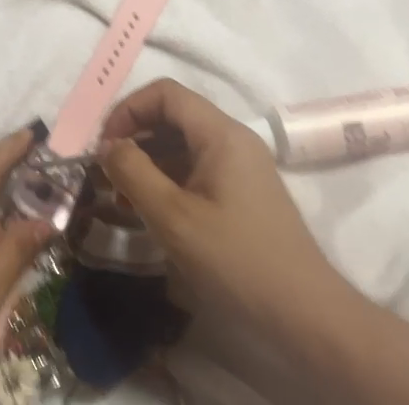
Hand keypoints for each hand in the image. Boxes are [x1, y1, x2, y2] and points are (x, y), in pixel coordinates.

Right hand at [98, 79, 359, 337]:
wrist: (304, 315)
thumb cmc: (236, 260)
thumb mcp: (173, 217)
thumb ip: (133, 172)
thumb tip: (108, 146)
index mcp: (221, 134)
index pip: (165, 93)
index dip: (128, 110)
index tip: (103, 148)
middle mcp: (233, 140)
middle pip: (173, 116)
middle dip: (134, 138)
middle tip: (106, 176)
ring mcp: (241, 167)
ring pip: (182, 145)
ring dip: (147, 163)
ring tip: (122, 199)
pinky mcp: (242, 194)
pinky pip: (196, 170)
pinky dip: (167, 182)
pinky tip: (150, 213)